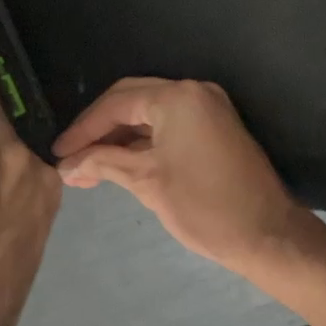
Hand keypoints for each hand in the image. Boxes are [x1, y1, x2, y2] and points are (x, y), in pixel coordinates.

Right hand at [52, 77, 317, 267]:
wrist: (267, 234)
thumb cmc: (204, 206)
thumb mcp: (146, 182)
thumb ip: (103, 164)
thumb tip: (66, 165)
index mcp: (177, 97)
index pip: (116, 104)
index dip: (82, 129)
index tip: (58, 154)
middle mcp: (194, 91)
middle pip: (131, 100)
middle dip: (98, 129)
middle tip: (70, 157)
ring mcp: (208, 108)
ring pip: (149, 113)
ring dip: (119, 136)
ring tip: (88, 167)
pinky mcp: (214, 127)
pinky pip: (168, 124)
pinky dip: (142, 141)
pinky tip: (118, 163)